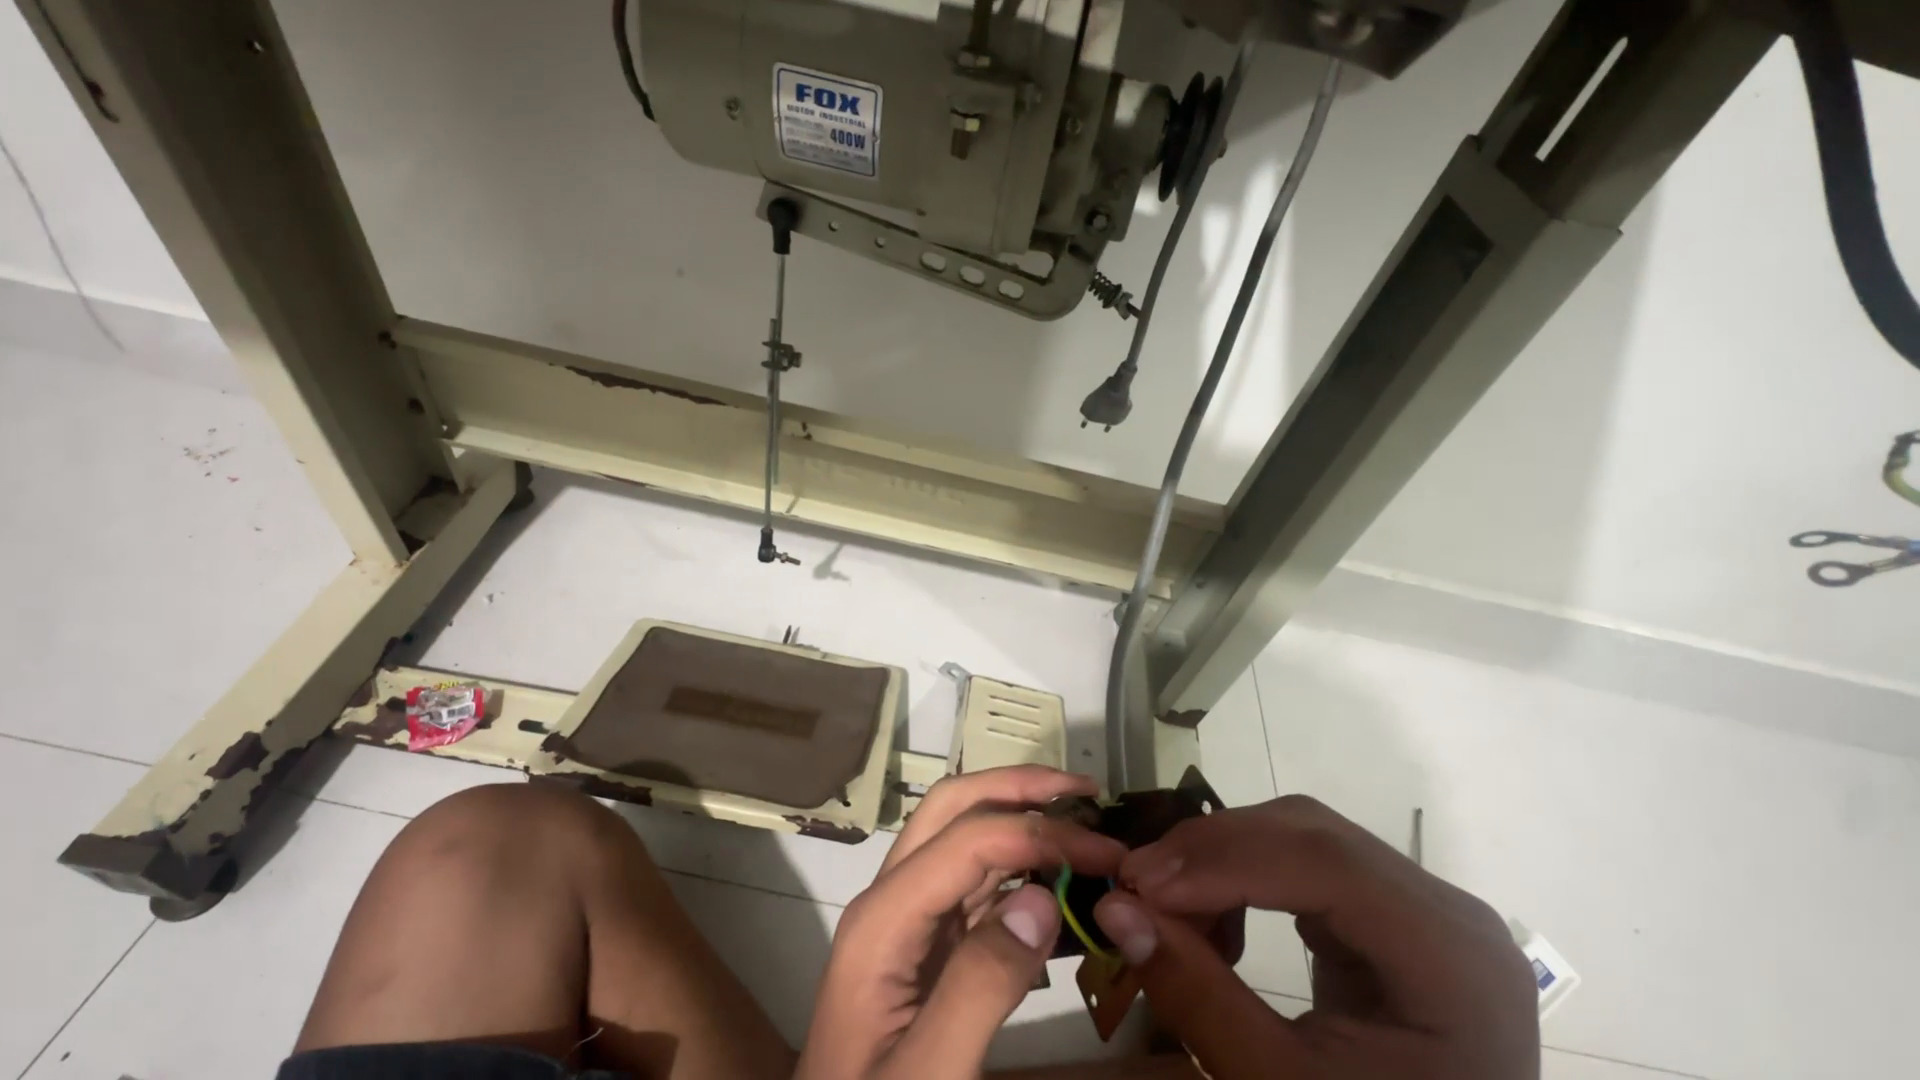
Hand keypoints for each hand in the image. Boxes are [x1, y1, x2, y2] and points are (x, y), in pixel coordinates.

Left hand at [797, 766, 1126, 1079]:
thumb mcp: (928, 1071)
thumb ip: (981, 987)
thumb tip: (1044, 899)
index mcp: (884, 918)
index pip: (967, 840)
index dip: (1039, 832)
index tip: (1107, 852)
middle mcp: (891, 898)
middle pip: (952, 809)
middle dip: (1019, 788)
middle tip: (1087, 792)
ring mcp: (908, 917)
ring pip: (962, 836)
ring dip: (1021, 817)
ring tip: (1083, 823)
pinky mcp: (927, 942)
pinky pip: (973, 883)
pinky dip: (1018, 864)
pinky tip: (1056, 876)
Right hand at [1091, 795, 1539, 1079]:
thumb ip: (1198, 995)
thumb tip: (1113, 909)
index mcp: (1452, 957)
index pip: (1328, 864)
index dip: (1225, 860)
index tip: (1138, 882)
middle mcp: (1449, 912)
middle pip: (1314, 836)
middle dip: (1214, 852)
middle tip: (1135, 885)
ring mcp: (1425, 910)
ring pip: (1305, 839)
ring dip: (1223, 862)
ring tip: (1166, 910)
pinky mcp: (1393, 919)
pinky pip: (1309, 870)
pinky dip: (1247, 883)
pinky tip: (1215, 925)